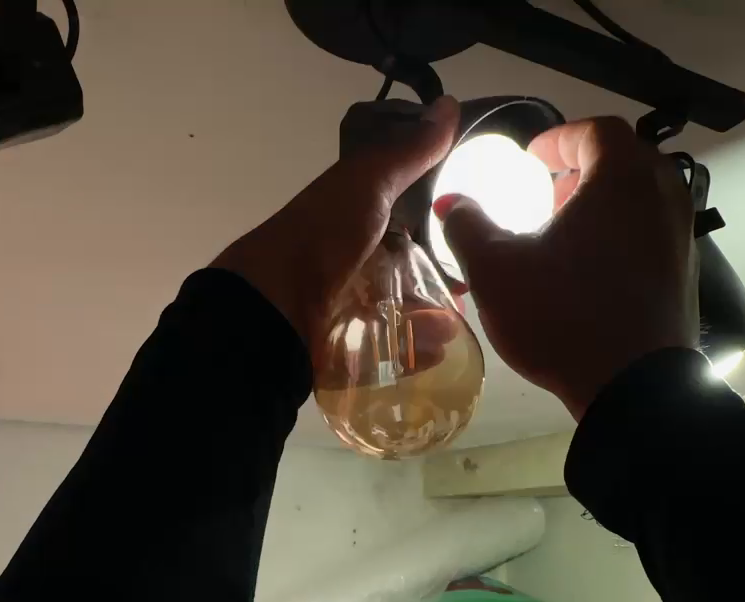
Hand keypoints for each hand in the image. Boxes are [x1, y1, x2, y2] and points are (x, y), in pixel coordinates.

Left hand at [213, 96, 459, 349]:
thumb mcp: (367, 181)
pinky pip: (387, 354)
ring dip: (431, 322)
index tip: (469, 244)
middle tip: (469, 295)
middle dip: (438, 287)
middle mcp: (349, 267)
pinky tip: (437, 352)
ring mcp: (346, 311)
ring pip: (400, 317)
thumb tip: (448, 105)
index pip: (403, 228)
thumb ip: (407, 151)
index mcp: (352, 224)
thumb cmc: (322, 235)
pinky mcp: (347, 350)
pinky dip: (414, 353)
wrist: (275, 303)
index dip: (435, 236)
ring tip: (455, 328)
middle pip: (406, 278)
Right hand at [434, 116, 697, 420]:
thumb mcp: (496, 272)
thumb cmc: (560, 316)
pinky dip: (620, 238)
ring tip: (566, 237)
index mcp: (620, 178)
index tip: (531, 159)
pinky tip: (590, 275)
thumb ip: (468, 228)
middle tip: (547, 195)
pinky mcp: (684, 276)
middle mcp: (661, 196)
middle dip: (582, 171)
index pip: (595, 131)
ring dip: (603, 207)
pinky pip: (649, 237)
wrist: (631, 385)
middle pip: (623, 162)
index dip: (559, 139)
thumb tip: (449, 202)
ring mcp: (679, 236)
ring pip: (639, 201)